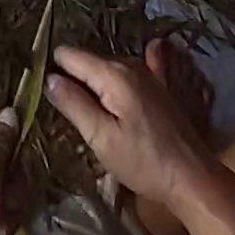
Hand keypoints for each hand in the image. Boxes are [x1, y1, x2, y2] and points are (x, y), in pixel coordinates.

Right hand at [46, 44, 218, 205]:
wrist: (193, 178)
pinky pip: (123, 74)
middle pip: (86, 61)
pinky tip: (109, 86)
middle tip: (60, 107)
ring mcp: (146, 73)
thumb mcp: (101, 137)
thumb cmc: (143, 161)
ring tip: (80, 109)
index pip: (68, 55)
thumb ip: (72, 103)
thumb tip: (49, 78)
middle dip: (71, 78)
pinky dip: (112, 79)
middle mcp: (129, 64)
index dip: (52, 69)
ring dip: (90, 84)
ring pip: (103, 69)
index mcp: (112, 73)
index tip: (41, 89)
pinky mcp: (155, 86)